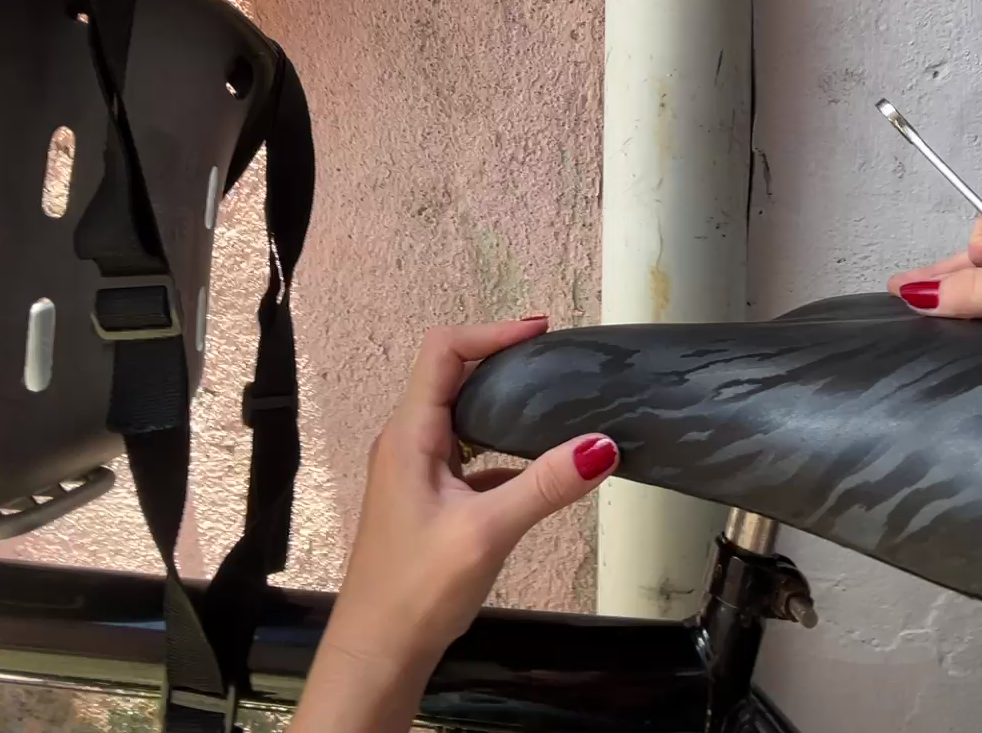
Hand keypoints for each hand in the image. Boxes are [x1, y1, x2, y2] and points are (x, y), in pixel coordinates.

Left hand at [320, 317, 617, 673]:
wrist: (378, 652)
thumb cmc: (419, 587)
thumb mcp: (487, 531)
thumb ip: (545, 486)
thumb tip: (603, 444)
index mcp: (411, 432)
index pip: (444, 351)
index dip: (491, 332)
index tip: (540, 330)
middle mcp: (408, 438)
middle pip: (452, 372)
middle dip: (500, 356)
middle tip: (552, 357)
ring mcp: (416, 466)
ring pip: (460, 410)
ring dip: (499, 396)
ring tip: (547, 394)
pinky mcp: (428, 491)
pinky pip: (466, 446)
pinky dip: (498, 438)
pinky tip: (533, 459)